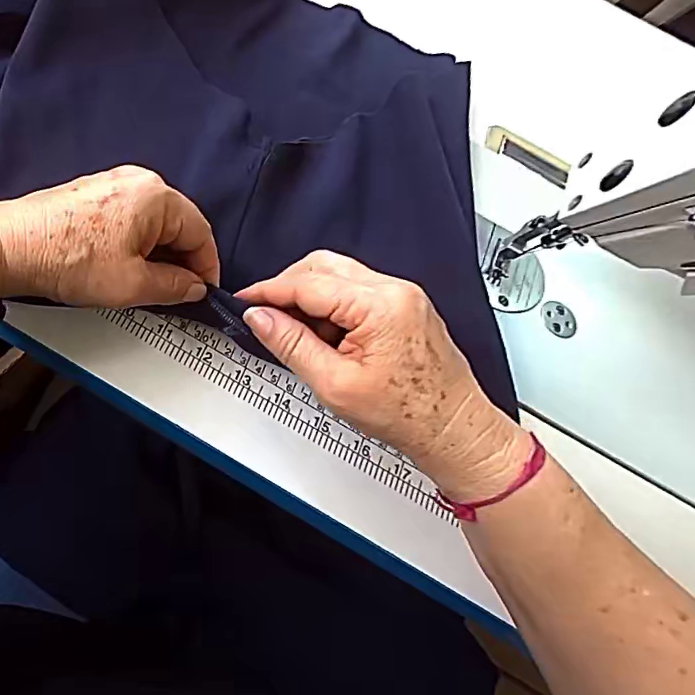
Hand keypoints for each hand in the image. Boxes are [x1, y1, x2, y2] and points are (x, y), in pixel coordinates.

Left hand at [0, 166, 218, 307]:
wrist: (9, 247)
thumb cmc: (62, 258)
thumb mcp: (131, 285)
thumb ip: (173, 287)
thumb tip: (191, 287)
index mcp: (155, 195)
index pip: (199, 232)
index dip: (206, 266)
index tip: (203, 289)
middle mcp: (135, 181)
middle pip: (175, 225)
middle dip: (178, 261)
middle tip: (173, 293)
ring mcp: (109, 185)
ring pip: (148, 224)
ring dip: (151, 255)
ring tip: (138, 284)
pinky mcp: (88, 196)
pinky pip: (124, 221)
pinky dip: (129, 245)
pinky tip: (116, 268)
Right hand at [236, 251, 529, 501]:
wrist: (451, 428)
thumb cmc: (406, 413)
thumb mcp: (332, 382)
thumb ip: (290, 343)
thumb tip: (258, 317)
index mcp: (380, 306)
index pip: (307, 284)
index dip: (267, 291)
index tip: (243, 300)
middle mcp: (395, 291)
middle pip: (321, 266)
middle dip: (286, 288)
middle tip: (263, 315)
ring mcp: (402, 296)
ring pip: (335, 275)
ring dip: (306, 297)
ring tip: (297, 334)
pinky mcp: (401, 305)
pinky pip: (352, 290)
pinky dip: (327, 306)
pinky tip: (322, 336)